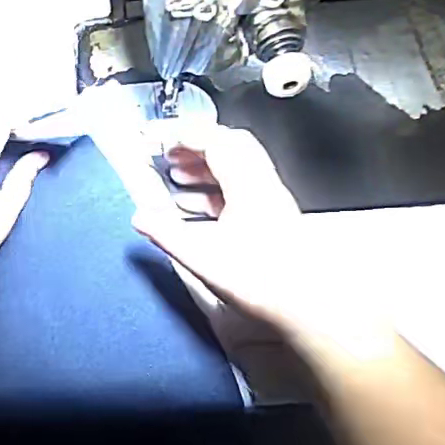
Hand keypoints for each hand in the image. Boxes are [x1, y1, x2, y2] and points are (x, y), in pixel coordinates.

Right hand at [133, 124, 380, 342]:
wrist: (302, 307)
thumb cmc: (262, 282)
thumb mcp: (202, 256)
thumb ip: (167, 233)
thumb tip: (142, 217)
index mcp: (248, 185)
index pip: (215, 142)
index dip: (183, 137)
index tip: (161, 141)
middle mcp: (263, 186)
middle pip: (230, 146)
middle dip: (196, 146)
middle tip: (170, 154)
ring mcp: (271, 202)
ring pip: (236, 168)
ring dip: (204, 168)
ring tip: (177, 179)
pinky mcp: (272, 219)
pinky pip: (241, 189)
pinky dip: (215, 188)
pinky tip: (197, 208)